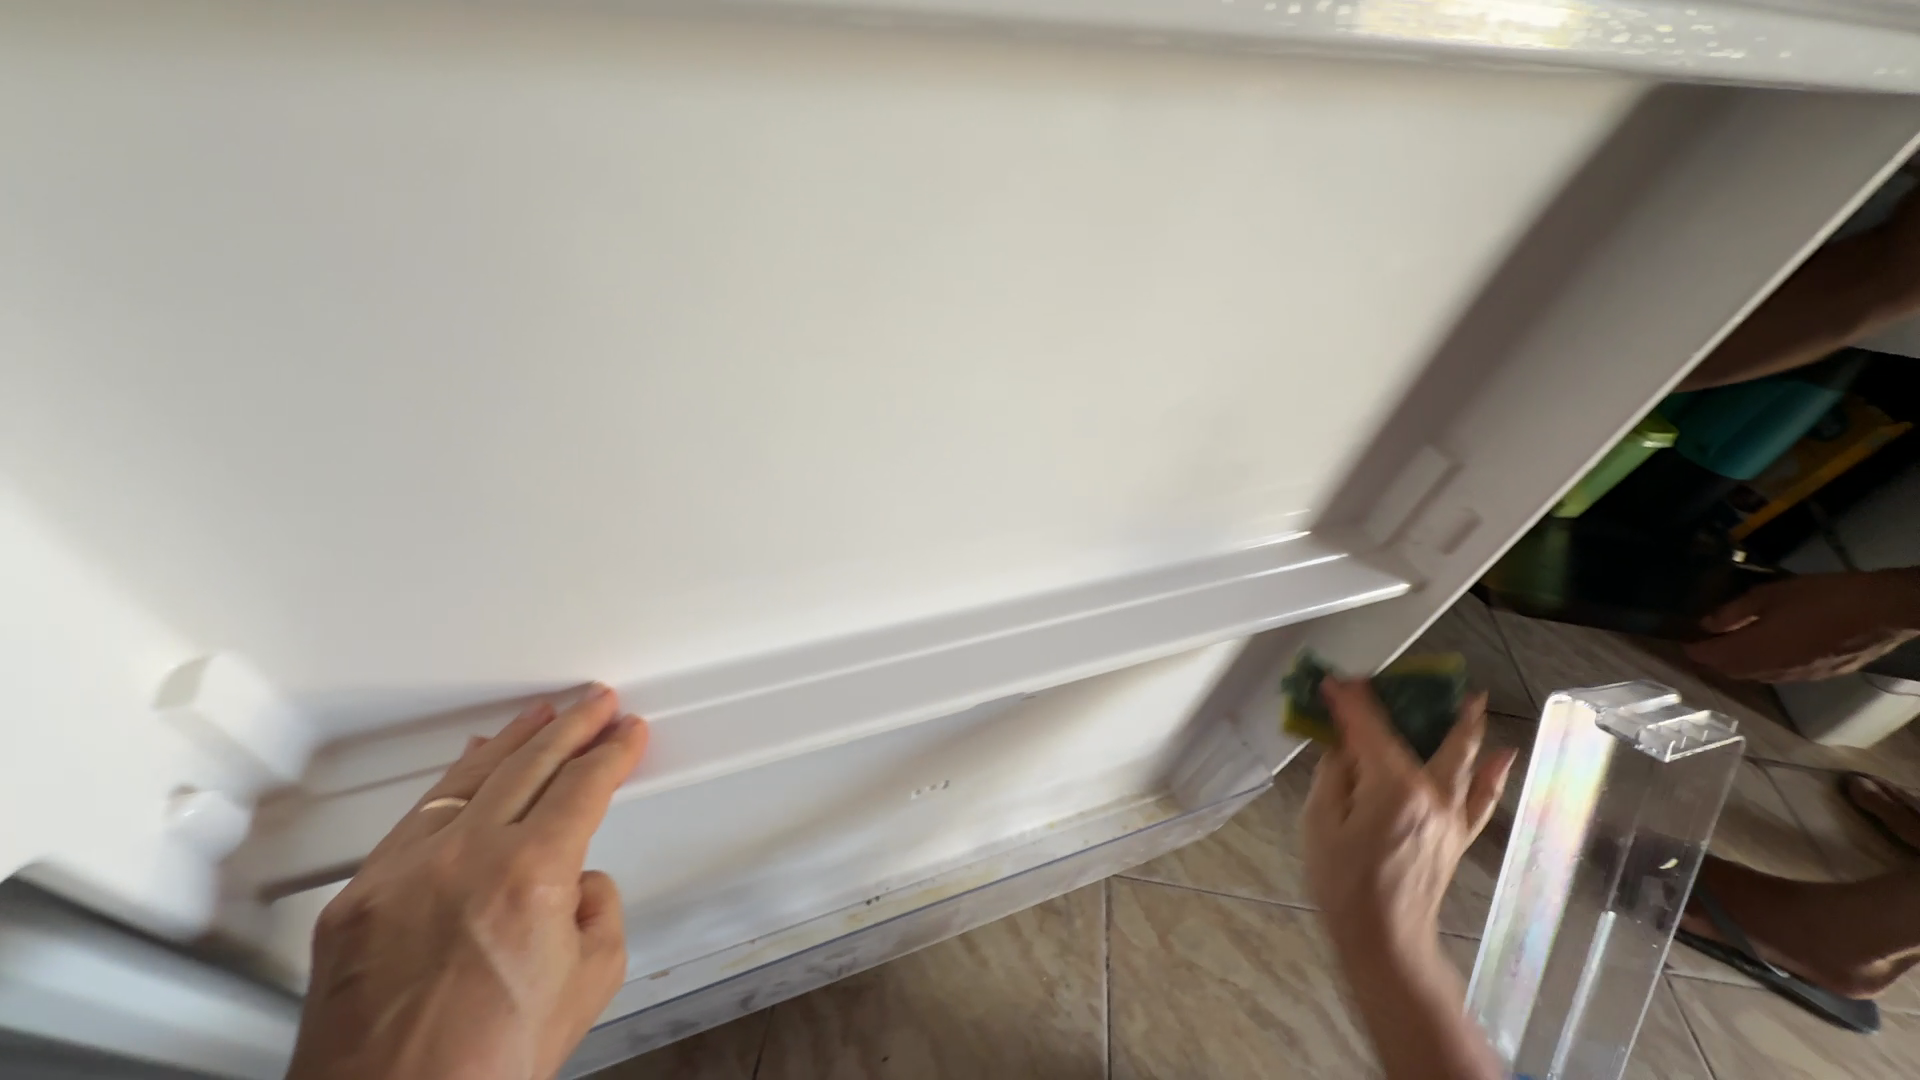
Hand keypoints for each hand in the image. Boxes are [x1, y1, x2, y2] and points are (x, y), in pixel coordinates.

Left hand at [287, 684, 649, 1079]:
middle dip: (574, 725)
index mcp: (531, 876)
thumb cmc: (486, 1065)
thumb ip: (601, 908)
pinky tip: (472, 764)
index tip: (627, 735)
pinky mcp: (358, 898)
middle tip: (597, 703)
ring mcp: (403, 874)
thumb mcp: (591, 980)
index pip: (583, 785)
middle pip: (531, 764)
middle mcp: (463, 860)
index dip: (613, 752)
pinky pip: (416, 817)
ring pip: (470, 779)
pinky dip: (454, 782)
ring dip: (515, 740)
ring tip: (543, 714)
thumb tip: (581, 882)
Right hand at [1300, 678, 1514, 1079]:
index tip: (1332, 681)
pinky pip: (1483, 797)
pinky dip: (1492, 773)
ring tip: (1468, 698)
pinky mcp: (1458, 834)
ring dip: (1463, 726)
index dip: (1350, 700)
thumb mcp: (1320, 819)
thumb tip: (1343, 741)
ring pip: (1463, 758)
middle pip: (1428, 734)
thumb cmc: (1342, 879)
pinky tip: (1503, 753)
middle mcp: (1432, 792)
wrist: (1383, 937)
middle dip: (1416, 702)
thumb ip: (1336, 772)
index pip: (1369, 727)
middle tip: (1405, 678)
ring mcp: (1452, 814)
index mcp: (1393, 785)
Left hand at [1684, 570, 1919, 682]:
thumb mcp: (1766, 595)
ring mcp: (1800, 676)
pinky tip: (1766, 651)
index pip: (1711, 658)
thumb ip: (1731, 613)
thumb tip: (1706, 625)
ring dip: (1738, 665)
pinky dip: (1764, 666)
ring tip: (1731, 646)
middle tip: (1706, 643)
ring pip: (1756, 676)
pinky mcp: (1824, 675)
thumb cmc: (1821, 597)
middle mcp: (1773, 670)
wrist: (1885, 609)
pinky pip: (1781, 676)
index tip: (1683, 641)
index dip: (1693, 650)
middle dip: (1713, 660)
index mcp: (1755, 651)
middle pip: (1730, 671)